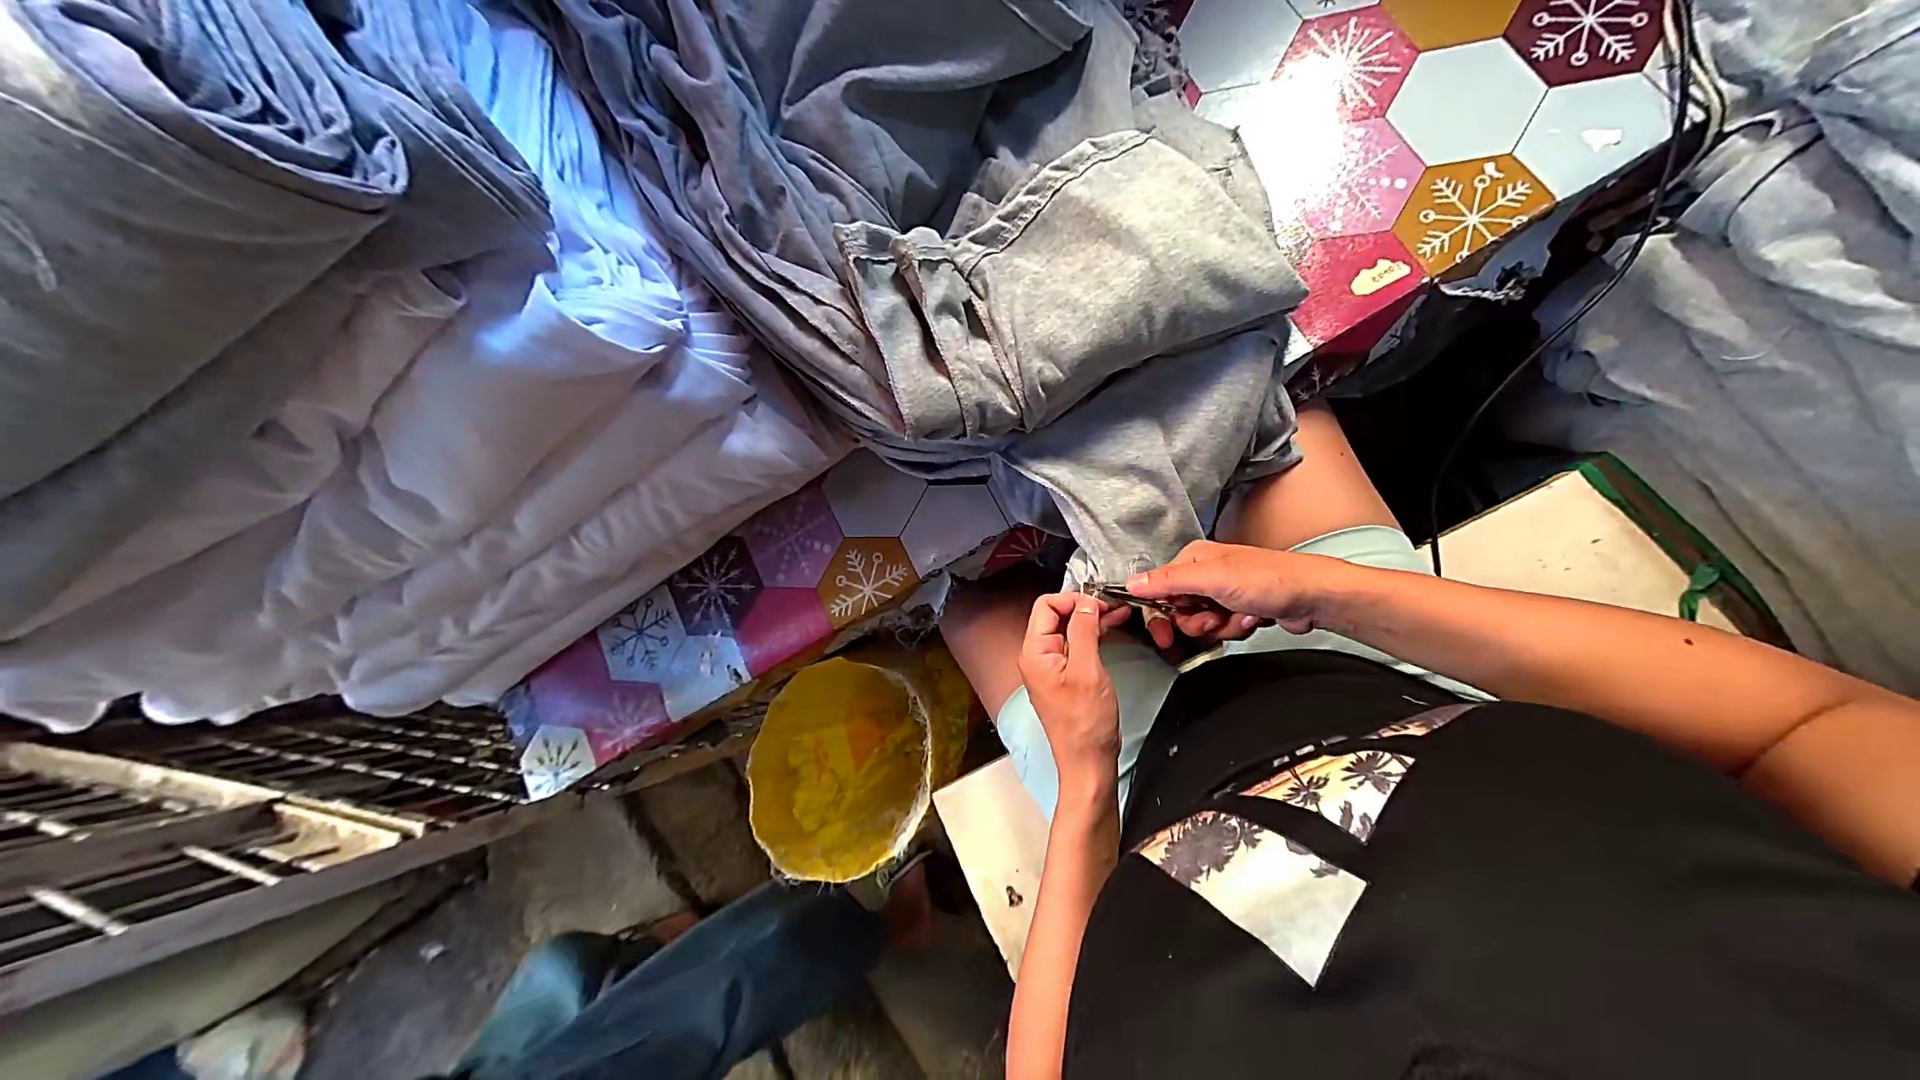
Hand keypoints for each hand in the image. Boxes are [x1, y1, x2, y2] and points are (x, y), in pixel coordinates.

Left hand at [1017, 593, 1121, 792]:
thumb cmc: (1084, 724)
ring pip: (1070, 629)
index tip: (1097, 602)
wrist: (1087, 760)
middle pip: (1057, 615)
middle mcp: (1038, 656)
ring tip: (1117, 612)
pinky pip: (1077, 644)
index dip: (1072, 599)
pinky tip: (1111, 628)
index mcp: (1034, 652)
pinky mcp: (1066, 675)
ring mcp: (1052, 666)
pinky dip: (1094, 634)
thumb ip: (1084, 630)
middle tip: (1111, 606)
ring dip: (1092, 618)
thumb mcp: (1087, 669)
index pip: (1046, 606)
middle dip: (1084, 606)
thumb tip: (1086, 602)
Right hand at [1126, 540, 1343, 645]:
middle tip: (1212, 618)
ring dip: (1219, 627)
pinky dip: (1234, 628)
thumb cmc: (1270, 579)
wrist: (1312, 597)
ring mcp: (1220, 593)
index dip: (1159, 615)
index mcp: (1192, 559)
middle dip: (1197, 622)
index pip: (1158, 590)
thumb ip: (1169, 581)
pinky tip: (1250, 618)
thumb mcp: (1212, 578)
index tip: (1164, 632)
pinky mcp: (1235, 609)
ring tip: (1239, 614)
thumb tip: (1132, 582)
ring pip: (1199, 624)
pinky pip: (1220, 629)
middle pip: (1177, 612)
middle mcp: (1203, 573)